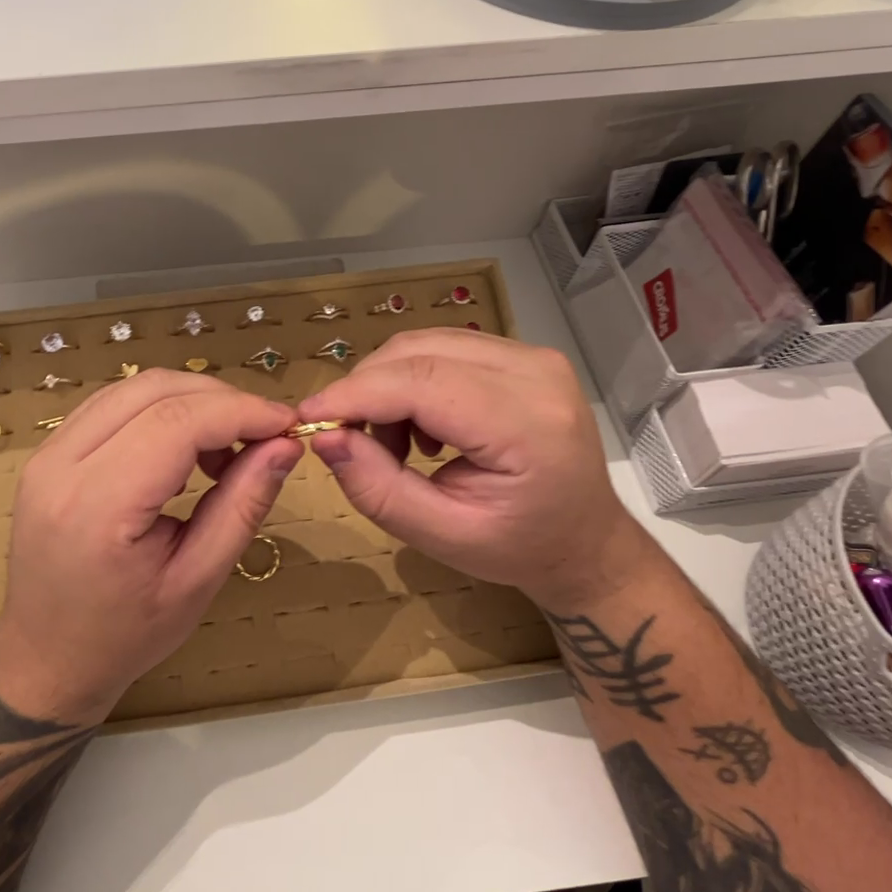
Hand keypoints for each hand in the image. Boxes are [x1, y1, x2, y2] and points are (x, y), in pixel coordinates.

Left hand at [0, 370, 301, 724]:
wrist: (46, 657)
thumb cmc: (125, 635)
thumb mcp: (198, 581)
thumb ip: (242, 506)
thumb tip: (285, 445)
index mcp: (97, 506)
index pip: (176, 422)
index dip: (240, 411)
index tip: (288, 424)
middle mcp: (61, 464)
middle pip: (153, 390)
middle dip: (221, 399)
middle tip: (264, 434)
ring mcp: (47, 452)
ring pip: (132, 388)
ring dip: (191, 401)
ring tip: (226, 449)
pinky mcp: (48, 451)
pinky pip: (113, 404)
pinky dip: (160, 410)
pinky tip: (185, 449)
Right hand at [296, 329, 651, 610]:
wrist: (584, 540)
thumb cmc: (518, 548)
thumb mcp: (441, 535)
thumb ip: (377, 488)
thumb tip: (323, 437)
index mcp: (528, 426)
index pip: (422, 383)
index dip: (356, 394)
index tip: (307, 419)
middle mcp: (535, 373)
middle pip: (418, 352)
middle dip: (365, 390)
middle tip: (347, 441)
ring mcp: (533, 356)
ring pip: (426, 344)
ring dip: (388, 385)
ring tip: (393, 444)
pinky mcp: (524, 354)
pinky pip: (444, 348)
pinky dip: (412, 380)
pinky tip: (422, 427)